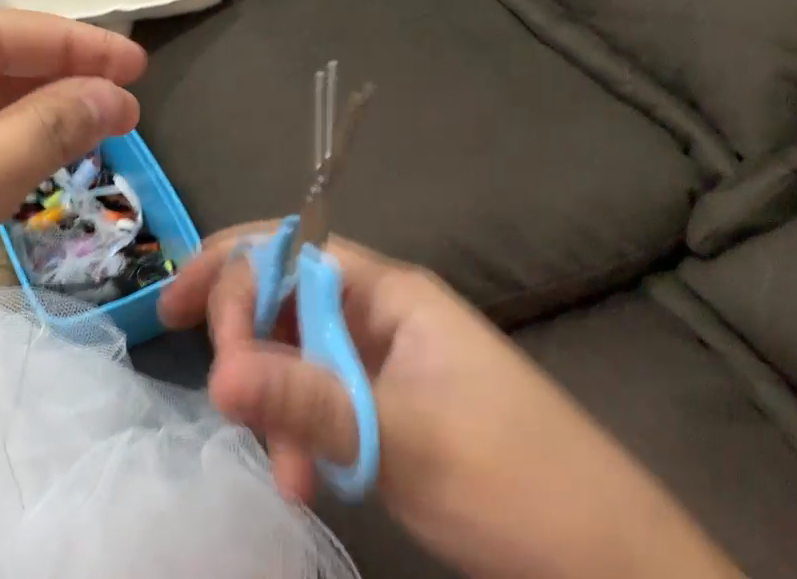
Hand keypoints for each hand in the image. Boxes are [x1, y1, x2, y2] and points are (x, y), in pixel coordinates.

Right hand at [161, 225, 742, 578]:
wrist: (619, 573)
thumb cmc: (520, 486)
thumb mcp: (405, 440)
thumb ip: (306, 401)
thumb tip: (217, 375)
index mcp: (388, 293)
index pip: (283, 249)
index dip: (225, 271)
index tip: (177, 319)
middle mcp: (376, 316)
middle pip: (277, 298)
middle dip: (243, 345)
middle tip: (225, 399)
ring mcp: (377, 365)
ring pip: (288, 355)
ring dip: (267, 401)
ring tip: (283, 470)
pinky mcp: (378, 411)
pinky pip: (309, 399)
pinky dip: (292, 432)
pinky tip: (299, 477)